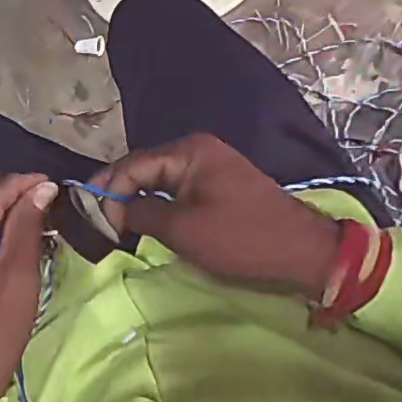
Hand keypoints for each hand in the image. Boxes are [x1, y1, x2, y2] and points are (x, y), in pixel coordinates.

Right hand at [96, 133, 339, 297]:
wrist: (301, 252)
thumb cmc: (241, 239)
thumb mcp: (183, 229)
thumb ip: (141, 213)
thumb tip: (117, 209)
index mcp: (187, 152)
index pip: (130, 165)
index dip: (108, 193)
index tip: (101, 225)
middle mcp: (195, 149)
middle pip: (141, 168)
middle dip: (116, 194)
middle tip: (100, 224)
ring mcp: (208, 165)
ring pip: (155, 179)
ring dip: (134, 200)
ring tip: (115, 224)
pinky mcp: (215, 183)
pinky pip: (173, 188)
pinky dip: (154, 203)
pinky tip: (143, 220)